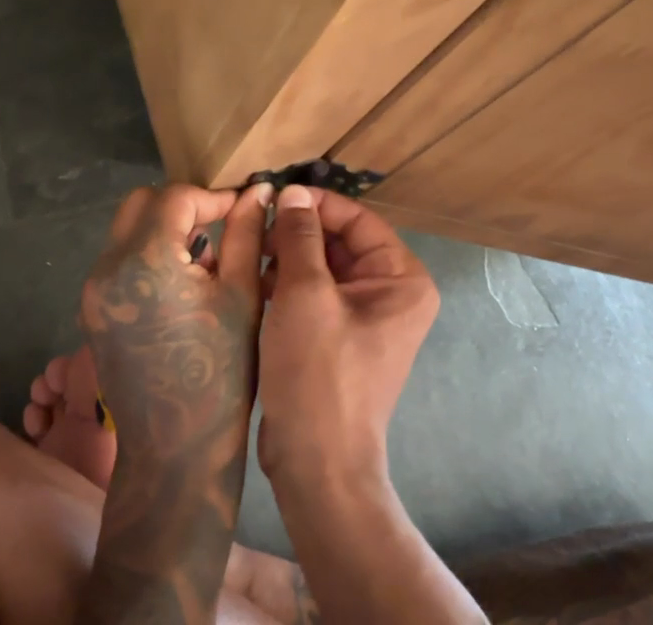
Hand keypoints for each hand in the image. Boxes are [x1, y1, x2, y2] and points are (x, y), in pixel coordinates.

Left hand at [79, 182, 273, 459]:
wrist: (175, 448)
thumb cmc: (222, 374)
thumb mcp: (242, 297)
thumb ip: (246, 235)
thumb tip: (258, 193)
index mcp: (146, 260)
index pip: (176, 197)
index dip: (213, 197)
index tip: (242, 210)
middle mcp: (108, 267)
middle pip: (141, 204)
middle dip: (182, 206)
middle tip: (220, 228)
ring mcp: (93, 290)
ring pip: (126, 230)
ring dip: (163, 230)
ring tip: (205, 261)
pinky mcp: (91, 310)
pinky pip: (118, 261)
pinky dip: (147, 256)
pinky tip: (180, 286)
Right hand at [257, 185, 440, 483]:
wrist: (317, 461)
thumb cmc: (318, 372)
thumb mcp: (304, 294)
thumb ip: (298, 237)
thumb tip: (292, 192)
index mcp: (402, 279)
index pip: (358, 219)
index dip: (315, 204)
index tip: (271, 196)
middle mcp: (392, 294)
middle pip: (341, 243)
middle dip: (297, 234)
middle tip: (253, 229)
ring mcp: (366, 319)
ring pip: (323, 269)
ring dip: (288, 260)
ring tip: (249, 257)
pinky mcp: (340, 339)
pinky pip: (315, 297)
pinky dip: (287, 287)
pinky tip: (255, 286)